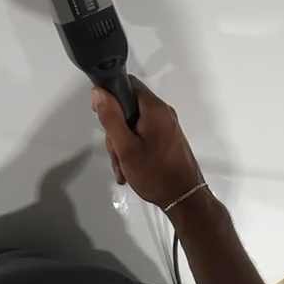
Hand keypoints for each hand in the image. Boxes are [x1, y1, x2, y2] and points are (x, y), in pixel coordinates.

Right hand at [91, 77, 205, 210]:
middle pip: (129, 108)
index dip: (110, 94)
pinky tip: (129, 169)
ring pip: (134, 125)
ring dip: (123, 144)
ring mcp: (167, 126)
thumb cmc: (155, 172)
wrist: (185, 199)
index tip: (100, 114)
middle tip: (115, 151)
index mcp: (154, 108)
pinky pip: (144, 135)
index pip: (128, 83)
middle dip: (116, 129)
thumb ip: (110, 117)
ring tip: (122, 167)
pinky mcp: (168, 139)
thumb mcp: (125, 146)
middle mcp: (163, 112)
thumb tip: (98, 91)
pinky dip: (133, 149)